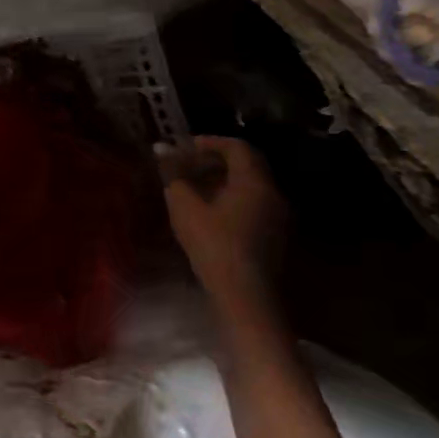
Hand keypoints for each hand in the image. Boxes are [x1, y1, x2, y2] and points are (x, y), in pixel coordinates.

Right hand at [159, 136, 286, 316]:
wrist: (245, 296)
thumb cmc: (213, 243)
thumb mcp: (184, 205)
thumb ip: (173, 173)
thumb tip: (161, 149)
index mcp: (255, 182)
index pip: (237, 147)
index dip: (208, 141)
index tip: (182, 147)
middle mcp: (273, 194)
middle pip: (246, 164)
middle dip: (213, 160)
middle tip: (184, 165)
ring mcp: (277, 216)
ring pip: (249, 185)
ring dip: (220, 179)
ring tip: (190, 188)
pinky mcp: (274, 235)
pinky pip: (252, 203)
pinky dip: (229, 196)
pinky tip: (206, 210)